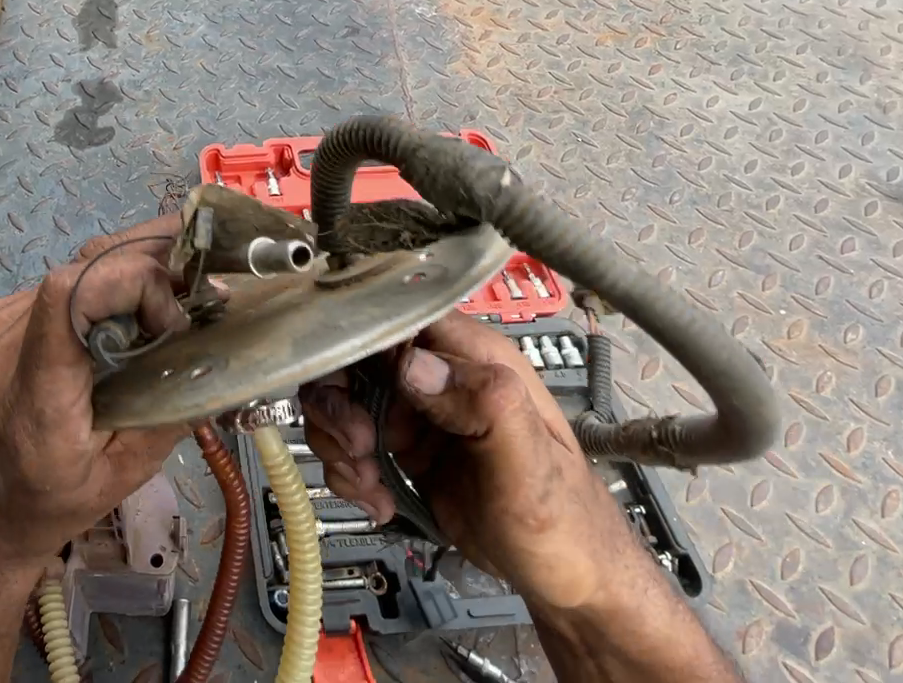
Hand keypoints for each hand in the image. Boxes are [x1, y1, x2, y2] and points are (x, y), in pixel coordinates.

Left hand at [0, 215, 191, 566]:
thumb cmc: (50, 504)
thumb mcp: (124, 475)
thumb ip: (166, 413)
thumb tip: (213, 352)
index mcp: (34, 398)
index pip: (70, 295)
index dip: (130, 281)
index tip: (170, 320)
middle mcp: (0, 348)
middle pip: (78, 269)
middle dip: (145, 264)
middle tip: (195, 281)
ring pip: (70, 268)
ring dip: (126, 271)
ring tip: (172, 288)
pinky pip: (57, 284)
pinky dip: (101, 284)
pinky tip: (129, 304)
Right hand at [300, 311, 641, 611]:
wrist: (564, 582)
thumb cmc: (562, 521)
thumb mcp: (527, 462)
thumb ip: (481, 402)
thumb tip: (412, 363)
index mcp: (473, 357)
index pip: (393, 320)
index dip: (359, 350)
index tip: (353, 396)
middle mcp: (438, 374)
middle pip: (352, 360)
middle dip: (338, 407)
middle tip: (358, 448)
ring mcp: (415, 410)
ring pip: (340, 401)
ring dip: (339, 445)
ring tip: (369, 485)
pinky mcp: (400, 446)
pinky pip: (347, 443)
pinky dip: (347, 473)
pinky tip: (377, 500)